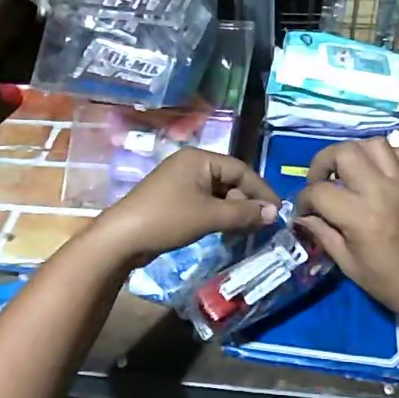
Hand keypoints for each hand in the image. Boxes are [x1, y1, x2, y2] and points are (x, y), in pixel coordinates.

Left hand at [87, 147, 279, 263]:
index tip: (277, 211)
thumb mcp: (210, 216)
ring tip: (247, 230)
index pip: (241, 170)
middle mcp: (191, 164)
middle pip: (230, 180)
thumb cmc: (167, 219)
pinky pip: (205, 202)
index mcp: (199, 158)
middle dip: (247, 202)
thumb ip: (244, 213)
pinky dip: (218, 215)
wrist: (121, 239)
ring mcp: (180, 182)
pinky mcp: (174, 199)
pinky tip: (226, 230)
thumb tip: (273, 213)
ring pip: (218, 193)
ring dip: (234, 211)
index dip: (261, 190)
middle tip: (262, 224)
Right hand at [294, 137, 398, 329]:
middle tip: (319, 182)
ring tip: (346, 172)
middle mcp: (380, 190)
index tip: (303, 212)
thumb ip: (322, 233)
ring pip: (374, 144)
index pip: (319, 191)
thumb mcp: (347, 264)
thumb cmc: (388, 283)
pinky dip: (388, 156)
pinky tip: (377, 172)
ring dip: (354, 152)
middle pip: (345, 151)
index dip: (303, 200)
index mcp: (360, 216)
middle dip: (323, 162)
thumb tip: (302, 216)